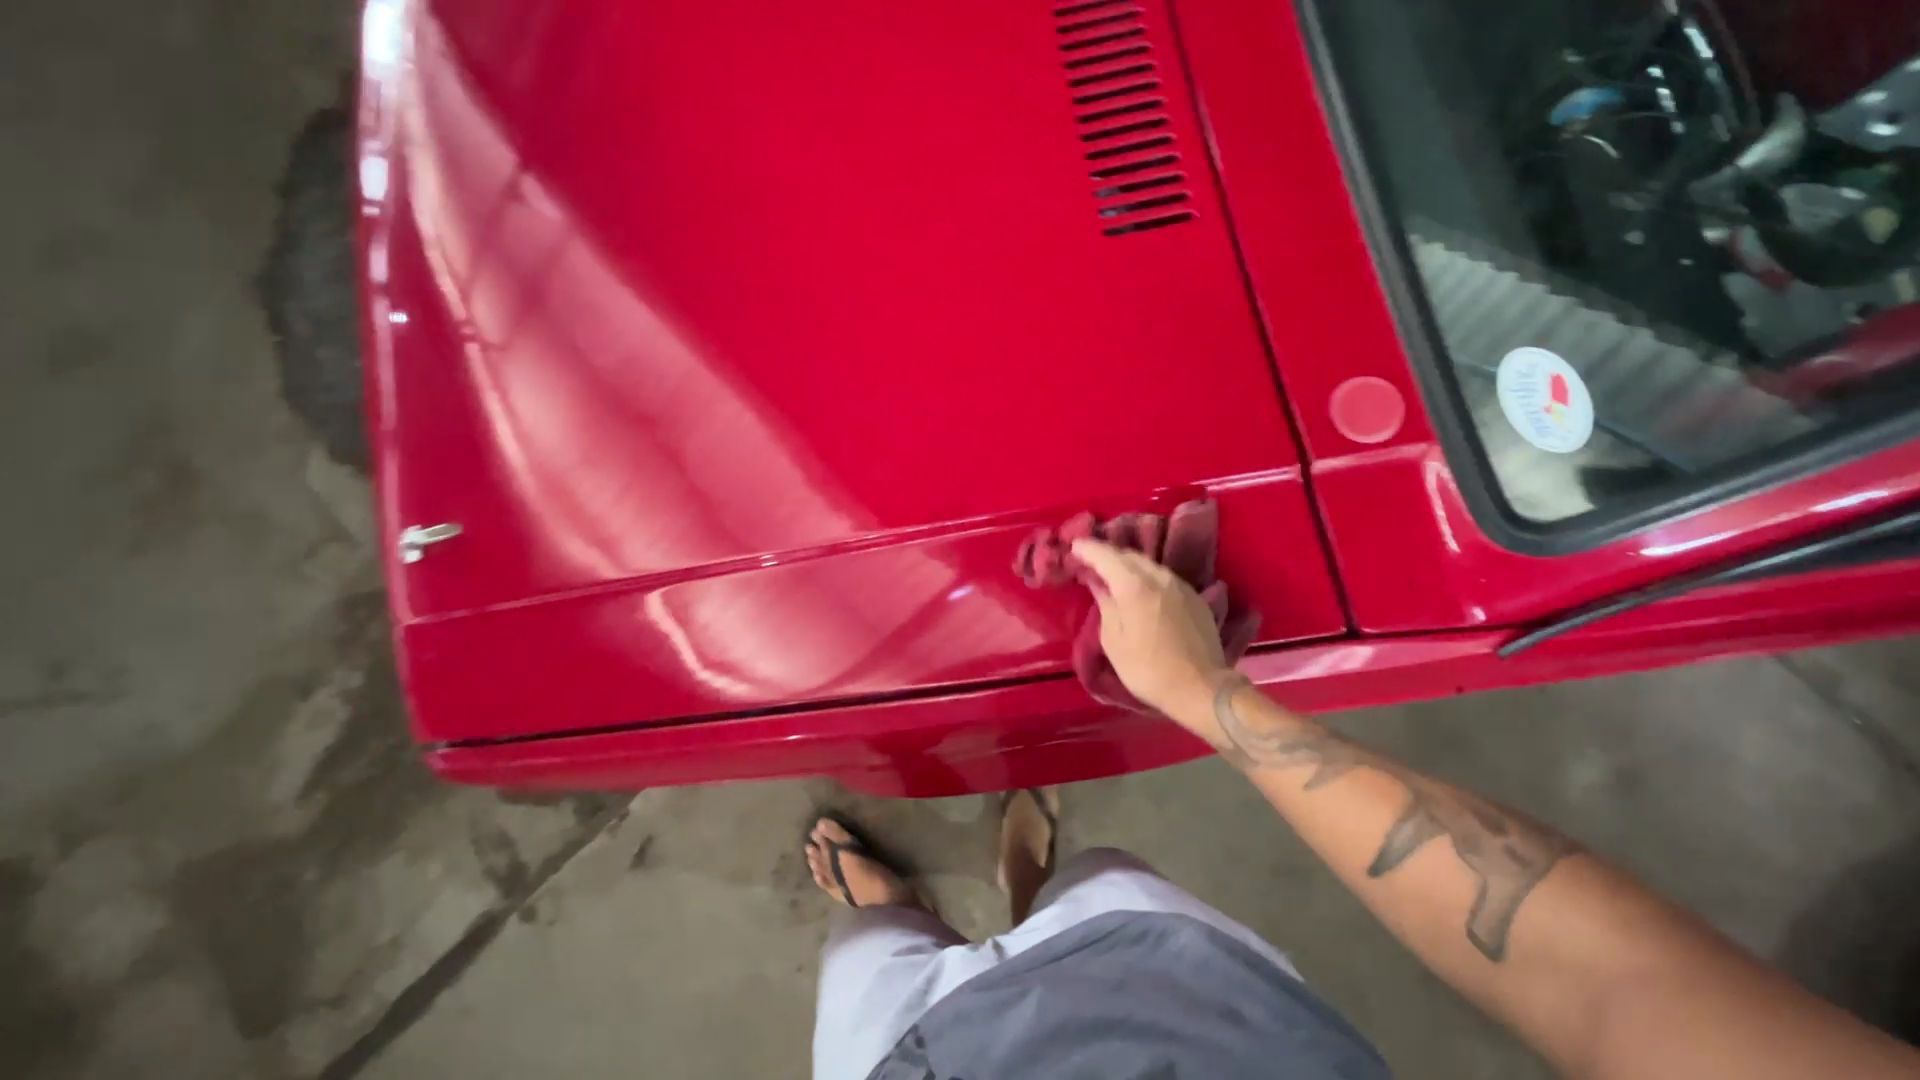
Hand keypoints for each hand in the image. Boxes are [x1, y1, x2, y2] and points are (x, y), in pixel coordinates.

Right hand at [1071, 538, 1235, 745]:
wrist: (1200, 688)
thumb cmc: (1147, 669)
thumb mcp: (1114, 642)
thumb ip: (1106, 606)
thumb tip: (1100, 585)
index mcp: (1133, 586)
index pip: (1106, 556)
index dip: (1087, 549)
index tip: (1074, 546)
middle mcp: (1159, 577)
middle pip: (1130, 556)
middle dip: (1109, 556)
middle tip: (1092, 563)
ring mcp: (1181, 586)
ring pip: (1150, 566)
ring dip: (1130, 567)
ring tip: (1116, 576)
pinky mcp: (1196, 598)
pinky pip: (1166, 579)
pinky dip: (1148, 579)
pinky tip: (1143, 592)